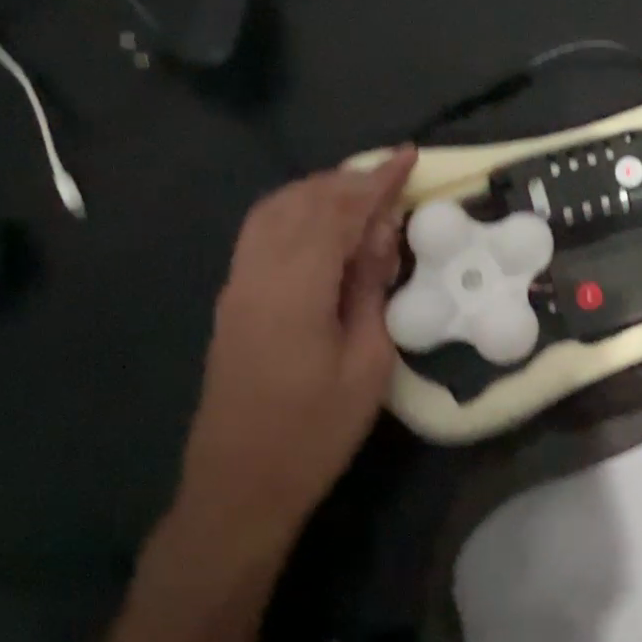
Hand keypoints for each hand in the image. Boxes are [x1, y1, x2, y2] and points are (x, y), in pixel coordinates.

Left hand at [175, 148, 417, 525]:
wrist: (239, 486)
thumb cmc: (315, 431)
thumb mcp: (368, 363)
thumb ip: (371, 288)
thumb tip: (380, 233)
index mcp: (295, 289)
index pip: (338, 212)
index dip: (377, 180)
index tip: (409, 156)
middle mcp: (257, 273)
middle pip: (302, 201)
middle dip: (349, 180)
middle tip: (393, 178)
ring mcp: (237, 285)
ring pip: (275, 210)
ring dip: (320, 192)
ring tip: (363, 196)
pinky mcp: (232, 299)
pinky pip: (262, 232)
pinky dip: (297, 212)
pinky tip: (324, 226)